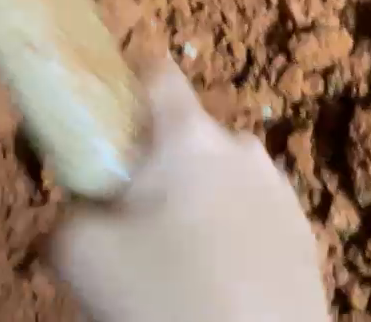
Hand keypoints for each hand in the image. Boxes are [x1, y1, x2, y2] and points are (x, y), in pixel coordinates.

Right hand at [55, 62, 328, 321]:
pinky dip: (232, 233)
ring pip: (220, 175)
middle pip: (186, 136)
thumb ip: (68, 214)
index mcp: (188, 135)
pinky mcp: (303, 230)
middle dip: (158, 167)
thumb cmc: (167, 298)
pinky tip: (217, 281)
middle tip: (133, 218)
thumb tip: (79, 206)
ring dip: (197, 202)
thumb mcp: (82, 258)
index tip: (107, 120)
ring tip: (176, 260)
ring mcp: (278, 186)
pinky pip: (252, 212)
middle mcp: (239, 144)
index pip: (156, 72)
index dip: (128, 85)